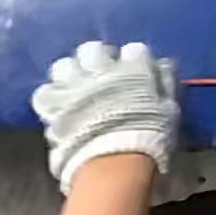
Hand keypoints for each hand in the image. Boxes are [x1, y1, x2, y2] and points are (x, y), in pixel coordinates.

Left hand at [30, 41, 179, 192]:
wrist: (116, 165)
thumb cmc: (151, 138)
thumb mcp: (170, 111)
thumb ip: (166, 84)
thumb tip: (163, 66)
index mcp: (134, 69)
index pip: (135, 50)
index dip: (137, 62)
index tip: (140, 73)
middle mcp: (101, 71)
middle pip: (94, 50)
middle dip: (99, 59)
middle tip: (105, 75)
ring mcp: (74, 88)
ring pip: (65, 65)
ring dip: (72, 74)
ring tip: (79, 87)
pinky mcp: (55, 108)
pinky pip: (45, 93)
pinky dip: (52, 97)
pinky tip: (61, 105)